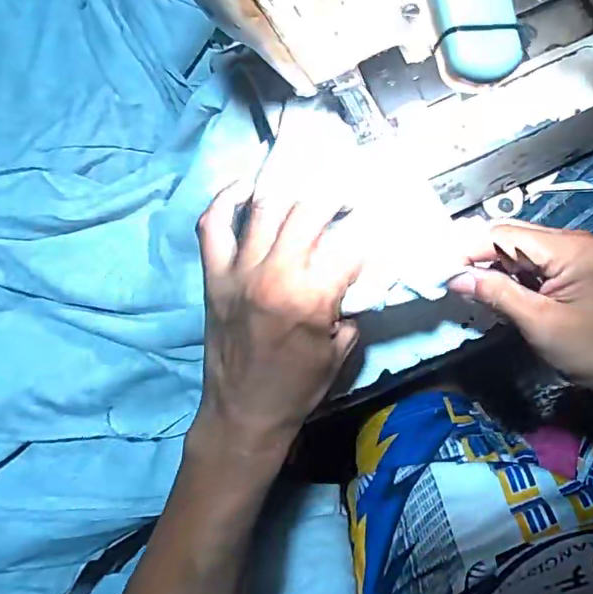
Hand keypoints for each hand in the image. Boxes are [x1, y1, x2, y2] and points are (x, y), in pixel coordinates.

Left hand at [190, 183, 362, 472]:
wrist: (243, 414)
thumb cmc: (298, 387)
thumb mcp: (340, 349)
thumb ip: (351, 305)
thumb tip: (363, 270)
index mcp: (311, 298)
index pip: (349, 244)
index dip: (370, 228)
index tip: (379, 216)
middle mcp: (274, 275)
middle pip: (308, 211)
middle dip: (335, 193)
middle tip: (348, 190)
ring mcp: (238, 272)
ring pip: (264, 208)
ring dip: (290, 187)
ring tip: (308, 179)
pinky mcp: (213, 276)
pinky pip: (212, 226)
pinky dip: (225, 200)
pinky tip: (246, 187)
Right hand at [447, 220, 592, 400]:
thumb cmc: (590, 350)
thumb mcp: (539, 323)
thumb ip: (497, 294)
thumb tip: (455, 276)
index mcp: (568, 248)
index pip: (505, 236)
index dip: (469, 250)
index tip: (442, 271)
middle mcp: (570, 239)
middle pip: (509, 236)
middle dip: (476, 255)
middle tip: (447, 276)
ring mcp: (570, 251)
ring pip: (515, 247)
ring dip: (489, 265)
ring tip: (462, 283)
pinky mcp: (568, 266)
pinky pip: (528, 260)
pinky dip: (506, 273)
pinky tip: (489, 287)